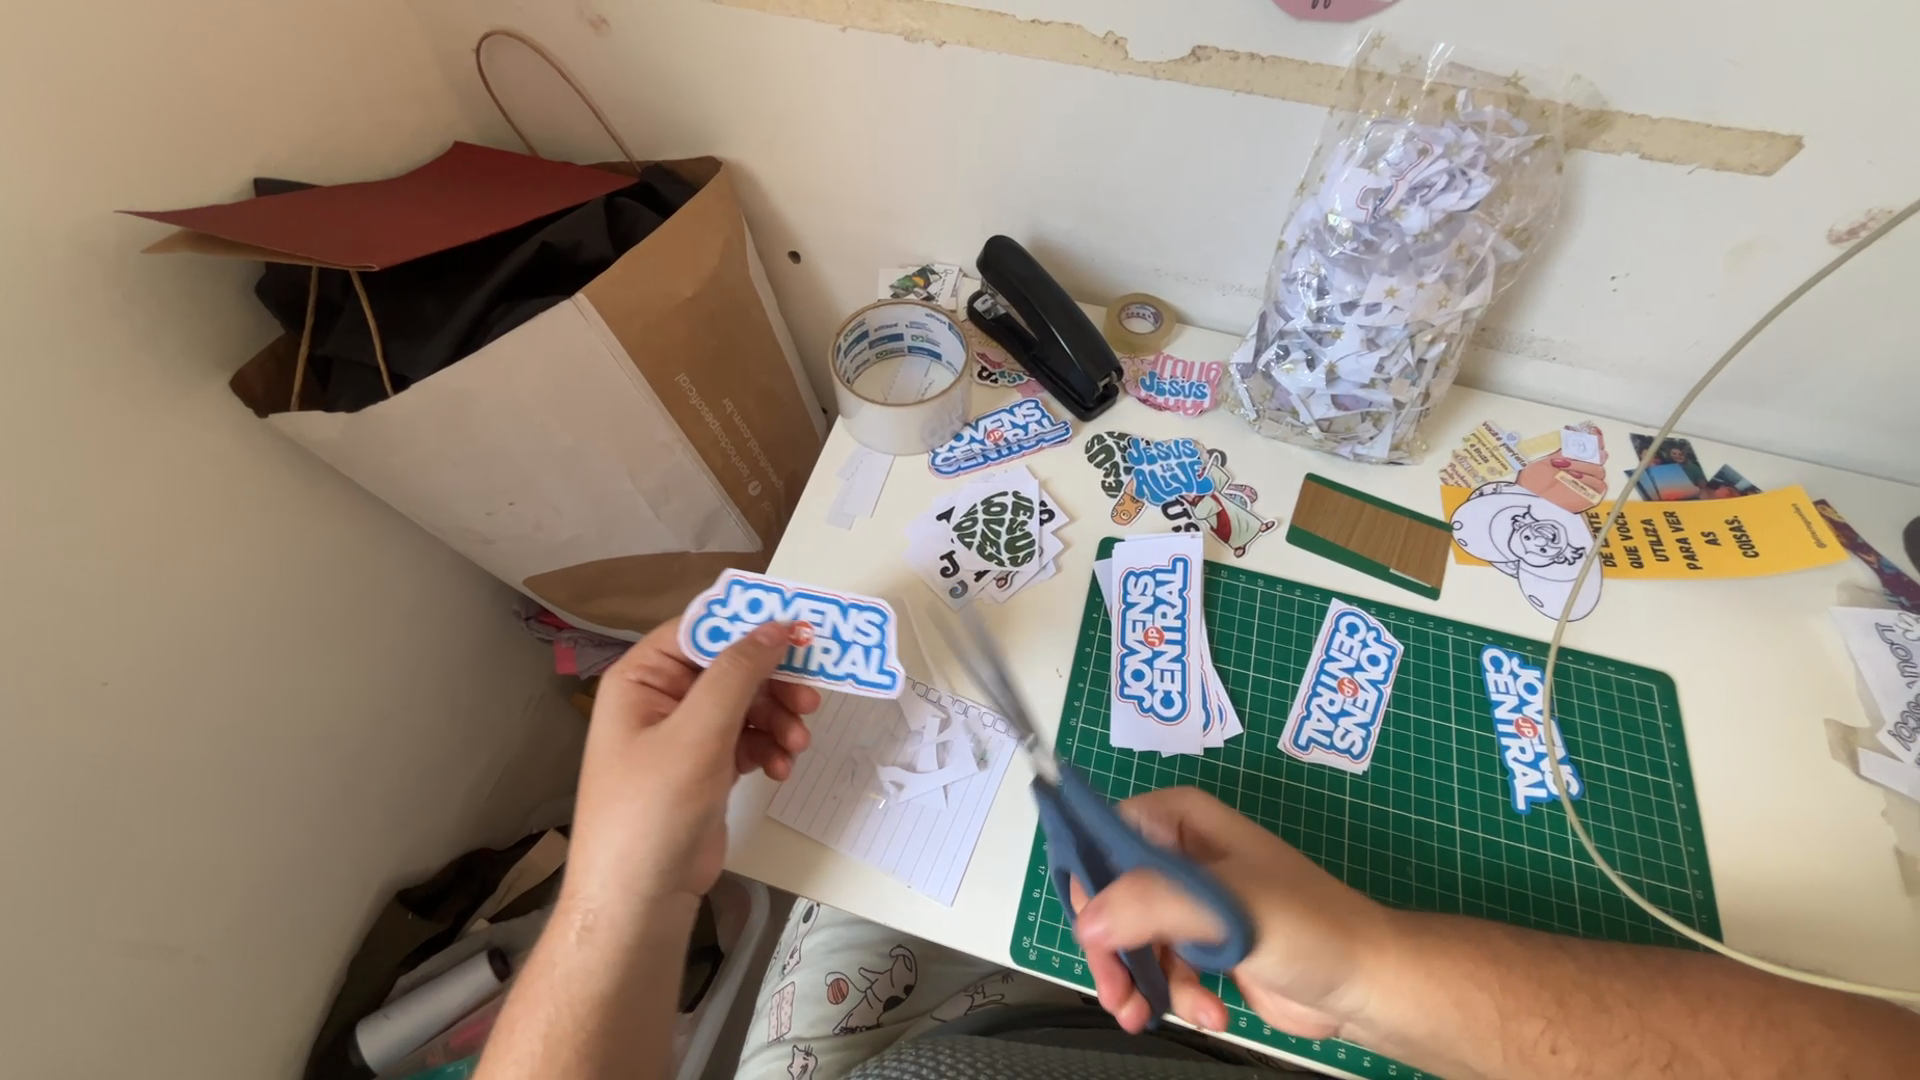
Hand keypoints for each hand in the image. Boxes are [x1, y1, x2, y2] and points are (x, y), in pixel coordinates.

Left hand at [562, 618, 818, 911]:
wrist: (641, 901)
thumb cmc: (653, 808)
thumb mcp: (698, 732)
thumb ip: (739, 672)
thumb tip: (777, 625)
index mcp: (643, 678)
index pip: (703, 630)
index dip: (751, 626)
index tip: (800, 631)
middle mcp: (663, 698)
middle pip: (733, 667)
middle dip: (774, 684)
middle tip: (811, 699)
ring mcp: (687, 733)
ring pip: (749, 703)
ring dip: (778, 719)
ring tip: (798, 743)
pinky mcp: (708, 764)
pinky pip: (750, 737)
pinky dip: (770, 746)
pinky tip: (781, 767)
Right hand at [1072, 787, 1390, 1039]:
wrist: (1367, 987)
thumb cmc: (1306, 926)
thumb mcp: (1227, 905)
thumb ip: (1153, 905)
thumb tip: (1086, 922)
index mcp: (1176, 819)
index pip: (1104, 836)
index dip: (1089, 883)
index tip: (1092, 934)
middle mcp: (1173, 853)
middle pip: (1109, 893)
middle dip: (1112, 949)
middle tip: (1117, 992)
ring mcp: (1185, 900)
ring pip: (1127, 937)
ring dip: (1139, 981)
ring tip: (1150, 1017)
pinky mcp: (1197, 943)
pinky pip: (1157, 966)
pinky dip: (1173, 996)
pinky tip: (1209, 1012)